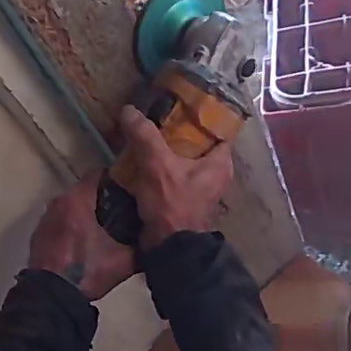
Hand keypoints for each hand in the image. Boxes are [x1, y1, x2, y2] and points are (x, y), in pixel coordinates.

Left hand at [28, 175, 135, 300]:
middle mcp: (58, 202)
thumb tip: (155, 238)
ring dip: (84, 212)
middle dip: (101, 198)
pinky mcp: (38, 234)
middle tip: (120, 210)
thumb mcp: (123, 261)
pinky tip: (82, 242)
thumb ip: (141, 246)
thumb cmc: (87, 271)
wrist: (52, 296)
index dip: (114, 178)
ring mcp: (45, 217)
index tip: (127, 188)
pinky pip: (59, 220)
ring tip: (102, 227)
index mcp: (77, 200)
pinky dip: (70, 225)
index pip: (97, 174)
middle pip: (84, 190)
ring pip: (70, 205)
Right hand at [117, 105, 233, 250]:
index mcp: (220, 162)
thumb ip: (144, 136)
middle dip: (177, 129)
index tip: (179, 101)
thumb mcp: (157, 165)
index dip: (201, 113)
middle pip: (197, 142)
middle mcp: (215, 173)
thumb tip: (129, 110)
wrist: (169, 249)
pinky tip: (141, 159)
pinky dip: (160, 165)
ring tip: (145, 134)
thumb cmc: (172, 205)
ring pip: (183, 158)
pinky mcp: (185, 199)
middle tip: (156, 115)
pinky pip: (173, 173)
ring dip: (165, 148)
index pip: (217, 127)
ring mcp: (200, 188)